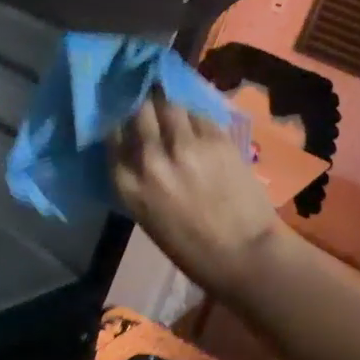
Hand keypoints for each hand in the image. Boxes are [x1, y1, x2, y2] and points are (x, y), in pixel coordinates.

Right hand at [110, 95, 282, 299]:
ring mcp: (184, 145)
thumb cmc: (193, 249)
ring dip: (169, 106)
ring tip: (175, 111)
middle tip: (151, 107)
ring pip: (169, 105)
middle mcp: (151, 158)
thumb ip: (138, 180)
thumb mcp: (148, 217)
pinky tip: (199, 128)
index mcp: (129, 184)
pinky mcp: (215, 138)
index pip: (113, 135)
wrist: (246, 255)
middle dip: (144, 106)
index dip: (121, 124)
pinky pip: (198, 115)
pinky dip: (195, 118)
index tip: (127, 122)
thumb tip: (138, 151)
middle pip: (139, 111)